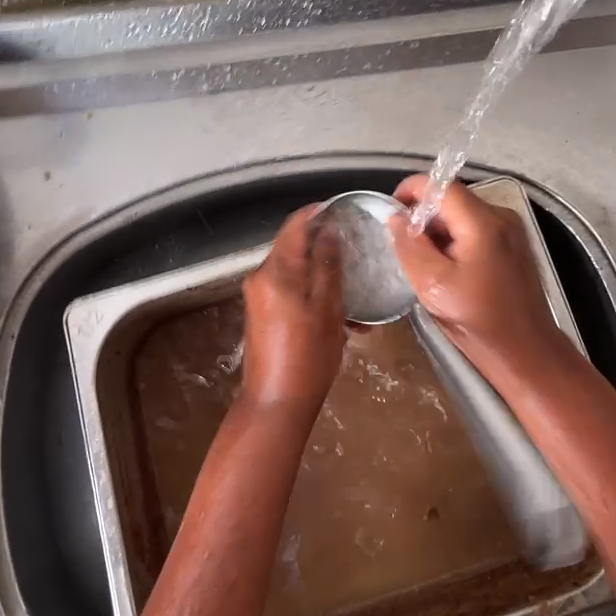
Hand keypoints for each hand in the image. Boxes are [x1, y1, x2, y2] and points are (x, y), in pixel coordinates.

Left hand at [240, 204, 345, 408]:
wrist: (275, 403)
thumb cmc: (308, 357)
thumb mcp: (328, 310)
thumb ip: (328, 267)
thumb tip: (330, 231)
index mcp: (276, 271)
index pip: (295, 225)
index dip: (318, 213)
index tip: (344, 212)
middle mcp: (261, 277)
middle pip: (293, 247)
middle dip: (324, 247)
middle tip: (357, 253)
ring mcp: (259, 296)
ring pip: (294, 270)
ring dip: (322, 274)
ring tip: (354, 290)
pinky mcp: (262, 313)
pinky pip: (289, 290)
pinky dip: (312, 293)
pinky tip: (339, 313)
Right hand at [388, 176, 562, 358]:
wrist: (526, 350)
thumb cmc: (478, 320)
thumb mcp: (432, 285)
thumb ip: (410, 246)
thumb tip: (396, 217)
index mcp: (482, 223)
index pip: (441, 186)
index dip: (411, 190)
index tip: (391, 209)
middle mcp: (501, 217)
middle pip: (452, 199)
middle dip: (424, 216)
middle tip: (405, 245)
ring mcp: (511, 230)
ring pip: (463, 214)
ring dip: (439, 231)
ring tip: (426, 262)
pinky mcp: (513, 245)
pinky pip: (476, 229)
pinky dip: (457, 240)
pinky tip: (449, 270)